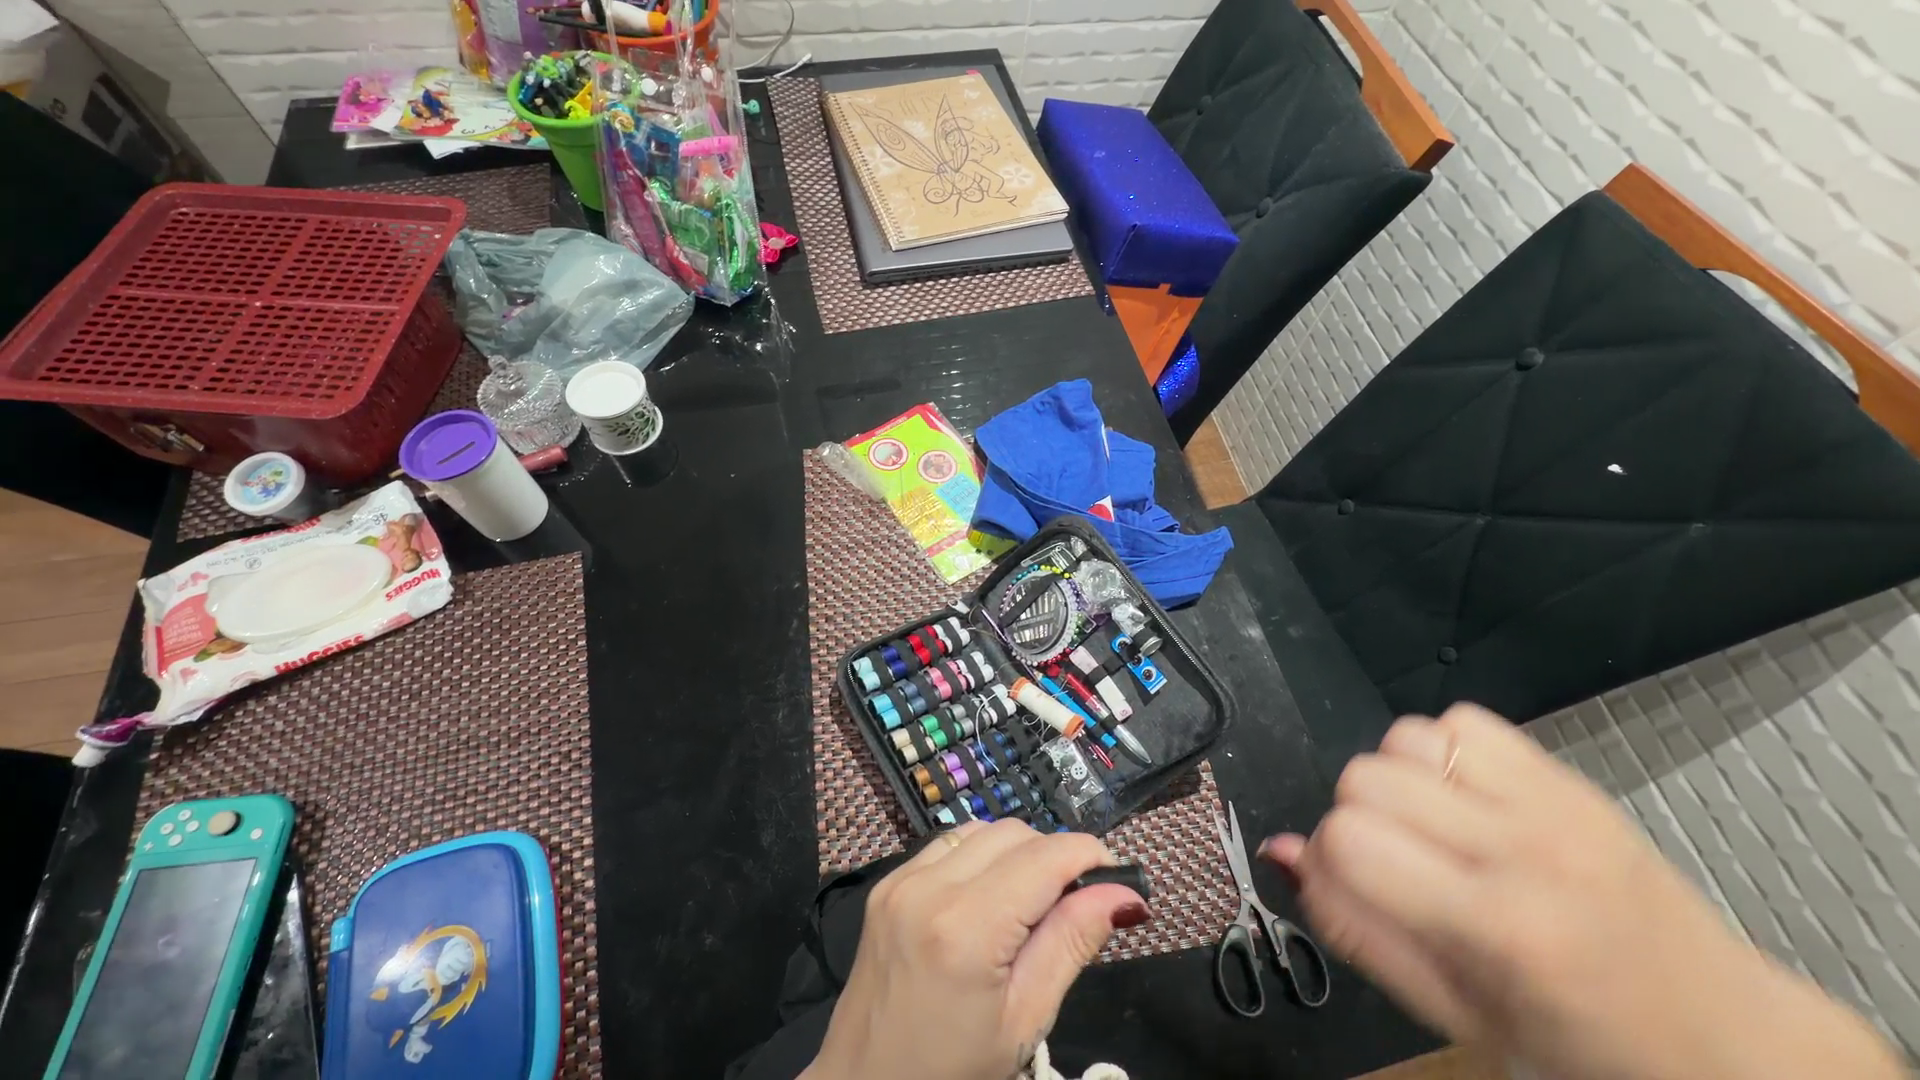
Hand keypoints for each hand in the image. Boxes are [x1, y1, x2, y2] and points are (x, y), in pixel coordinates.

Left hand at [802, 819, 1148, 1079]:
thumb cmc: (951, 1072)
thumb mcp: (1024, 1021)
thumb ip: (1072, 944)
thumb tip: (1124, 893)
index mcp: (965, 927)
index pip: (1045, 857)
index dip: (1090, 856)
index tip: (1119, 877)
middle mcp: (928, 887)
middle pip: (1014, 833)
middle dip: (1055, 855)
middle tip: (1076, 903)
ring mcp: (900, 881)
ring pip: (980, 831)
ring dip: (1017, 853)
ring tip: (1032, 904)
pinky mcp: (885, 885)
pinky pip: (947, 846)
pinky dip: (980, 858)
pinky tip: (989, 900)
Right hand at [1264, 704, 1904, 1079]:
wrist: (1719, 1031)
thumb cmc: (1576, 1043)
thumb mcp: (1452, 1013)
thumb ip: (1354, 927)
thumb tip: (1282, 851)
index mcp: (1496, 926)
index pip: (1346, 839)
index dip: (1328, 860)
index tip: (1352, 885)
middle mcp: (1522, 847)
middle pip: (1363, 776)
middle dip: (1358, 818)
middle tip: (1401, 866)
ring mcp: (1551, 801)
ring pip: (1403, 737)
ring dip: (1397, 781)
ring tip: (1435, 831)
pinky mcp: (1567, 775)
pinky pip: (1460, 719)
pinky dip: (1441, 751)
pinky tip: (1464, 801)